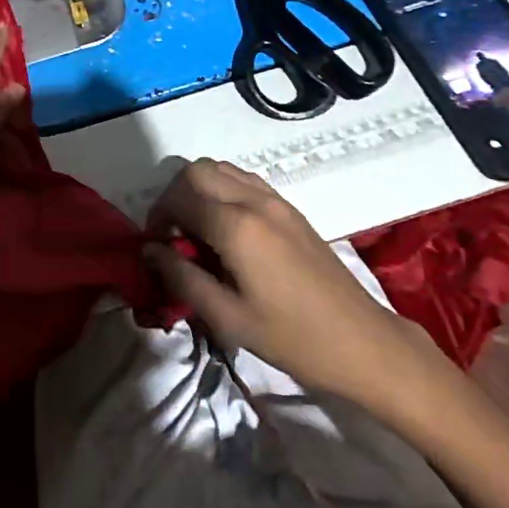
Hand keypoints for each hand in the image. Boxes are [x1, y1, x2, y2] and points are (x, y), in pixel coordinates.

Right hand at [143, 159, 433, 404]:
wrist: (358, 339)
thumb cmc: (291, 337)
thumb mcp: (228, 317)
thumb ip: (183, 278)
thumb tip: (150, 251)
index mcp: (237, 226)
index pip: (181, 197)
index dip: (158, 217)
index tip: (155, 247)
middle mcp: (254, 200)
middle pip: (198, 170)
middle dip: (175, 195)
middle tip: (173, 236)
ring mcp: (276, 199)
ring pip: (222, 168)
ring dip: (199, 189)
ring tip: (197, 233)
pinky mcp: (289, 207)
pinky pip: (245, 180)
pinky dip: (223, 191)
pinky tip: (226, 230)